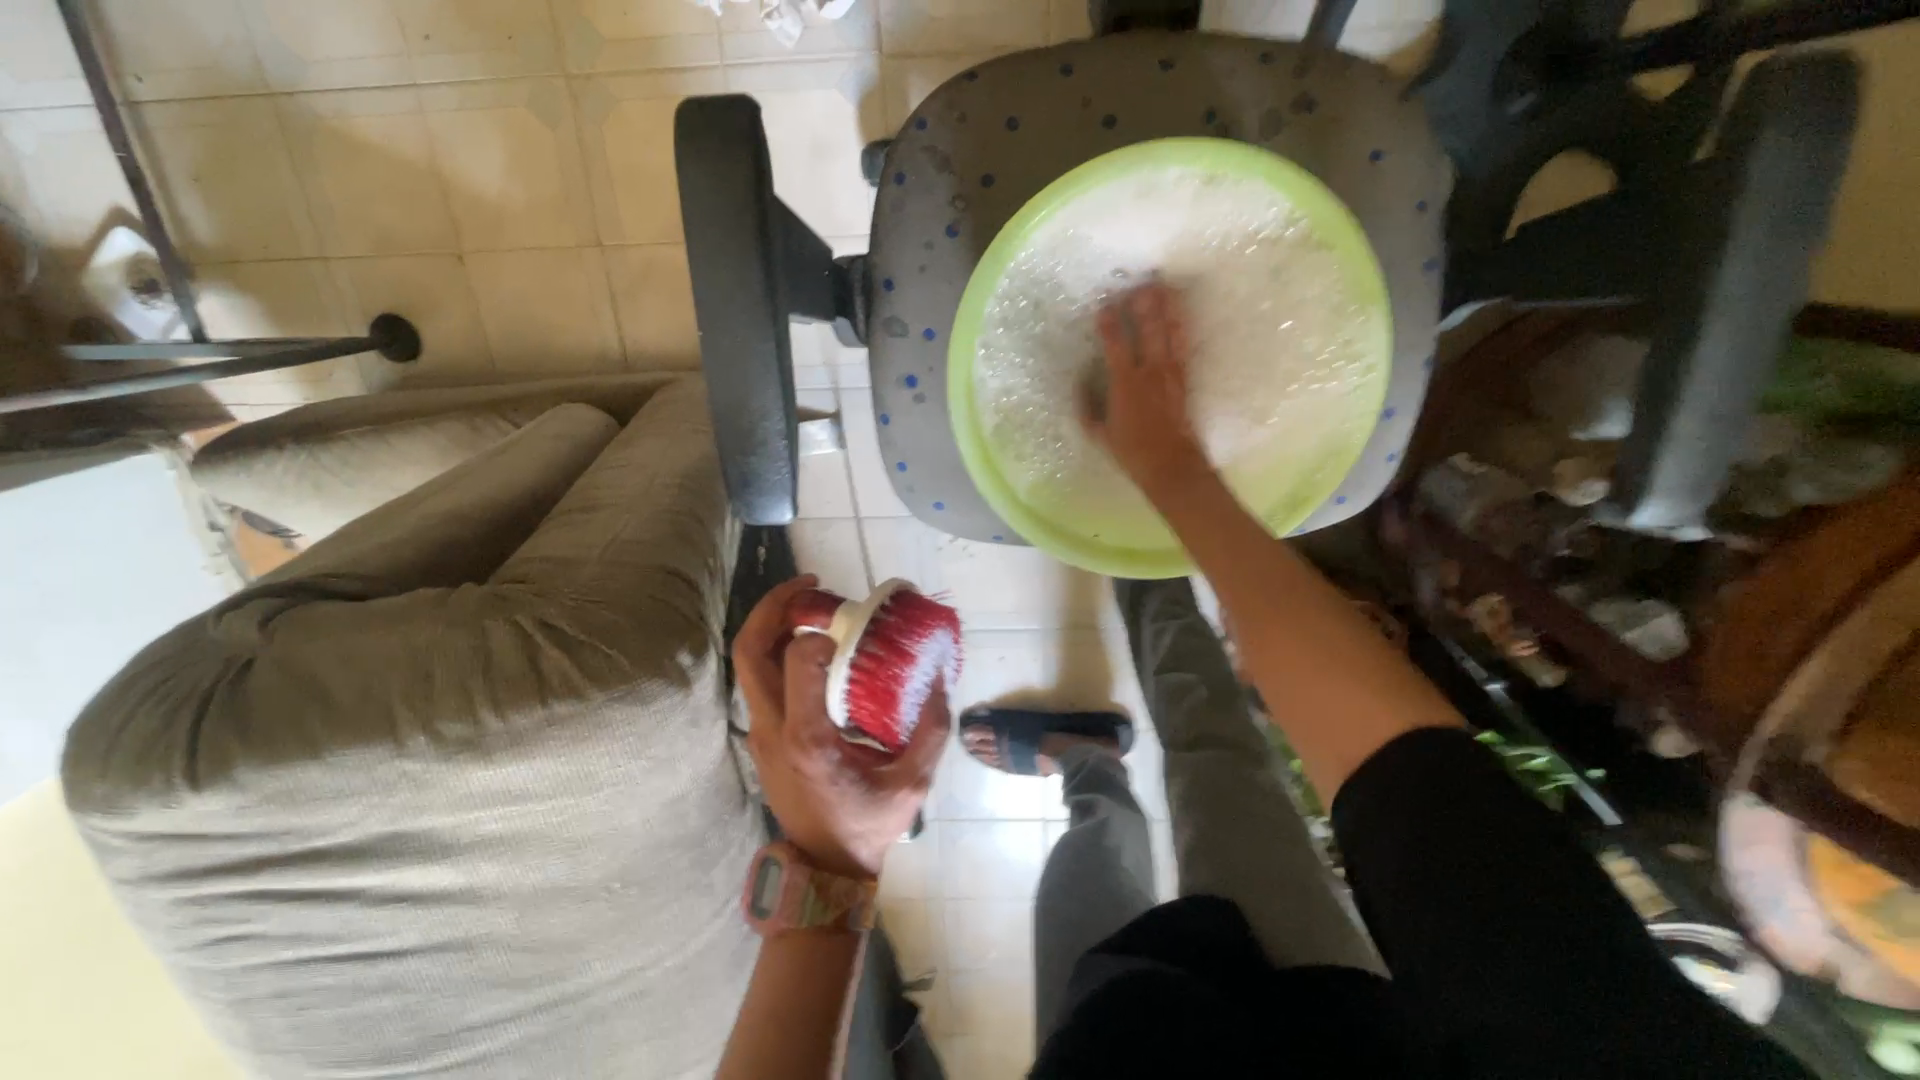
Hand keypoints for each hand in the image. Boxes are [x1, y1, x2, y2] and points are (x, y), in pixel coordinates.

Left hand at [734, 575, 951, 880]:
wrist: (823, 868)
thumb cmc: (866, 825)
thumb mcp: (912, 782)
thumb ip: (931, 728)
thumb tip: (939, 678)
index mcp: (807, 738)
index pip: (798, 660)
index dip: (821, 632)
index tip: (853, 626)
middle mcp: (771, 729)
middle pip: (749, 650)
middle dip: (774, 606)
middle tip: (813, 584)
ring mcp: (758, 732)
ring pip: (747, 662)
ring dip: (774, 624)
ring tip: (812, 606)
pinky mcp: (760, 736)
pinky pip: (758, 680)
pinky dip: (777, 650)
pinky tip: (813, 645)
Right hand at [1080, 282, 1212, 496]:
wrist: (1172, 465)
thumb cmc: (1132, 452)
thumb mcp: (1100, 434)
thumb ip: (1089, 407)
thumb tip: (1081, 385)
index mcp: (1125, 383)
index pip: (1115, 344)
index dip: (1108, 323)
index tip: (1102, 306)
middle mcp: (1150, 371)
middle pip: (1148, 329)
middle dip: (1143, 304)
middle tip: (1139, 282)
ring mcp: (1170, 373)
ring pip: (1169, 332)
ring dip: (1166, 308)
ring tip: (1164, 287)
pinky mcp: (1184, 378)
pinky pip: (1182, 346)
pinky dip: (1180, 327)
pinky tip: (1179, 315)